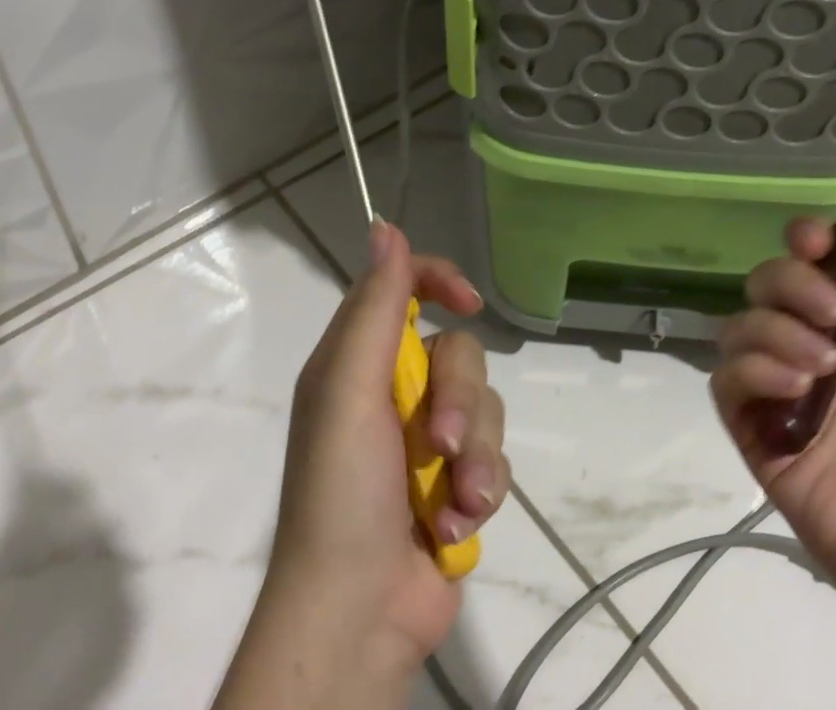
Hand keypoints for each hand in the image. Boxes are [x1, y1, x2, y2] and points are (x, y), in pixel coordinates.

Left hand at [217, 222, 509, 708]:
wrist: (358, 609)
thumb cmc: (342, 493)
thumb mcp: (348, 392)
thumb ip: (374, 310)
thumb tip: (385, 226)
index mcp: (357, 364)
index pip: (402, 292)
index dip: (438, 282)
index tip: (470, 302)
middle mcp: (392, 394)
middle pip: (459, 356)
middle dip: (462, 402)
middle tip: (443, 446)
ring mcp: (427, 442)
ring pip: (486, 410)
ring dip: (477, 458)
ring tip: (457, 502)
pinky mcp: (456, 484)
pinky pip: (494, 460)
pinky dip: (481, 490)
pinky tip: (457, 522)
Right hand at [712, 207, 835, 708]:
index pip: (820, 262)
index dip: (810, 241)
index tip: (814, 240)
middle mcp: (818, 345)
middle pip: (770, 282)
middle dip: (792, 283)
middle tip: (834, 316)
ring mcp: (781, 387)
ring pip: (741, 323)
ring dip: (777, 329)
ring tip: (822, 368)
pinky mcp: (754, 427)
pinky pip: (727, 377)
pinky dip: (754, 368)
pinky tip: (794, 389)